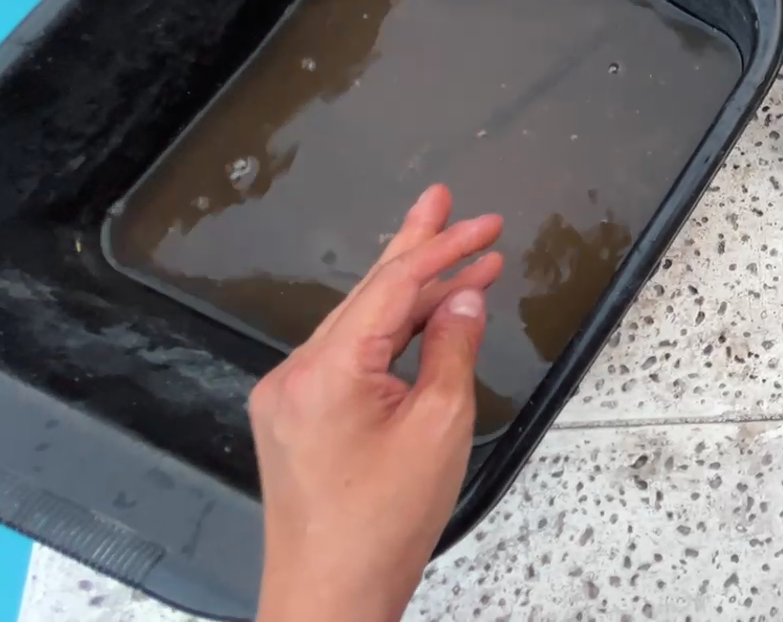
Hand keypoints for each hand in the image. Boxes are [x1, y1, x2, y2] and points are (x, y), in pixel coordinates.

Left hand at [250, 184, 503, 621]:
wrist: (332, 594)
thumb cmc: (388, 514)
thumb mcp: (441, 421)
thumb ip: (453, 346)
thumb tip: (464, 297)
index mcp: (327, 371)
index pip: (393, 286)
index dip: (445, 247)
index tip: (487, 223)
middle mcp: (298, 373)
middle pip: (370, 291)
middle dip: (418, 246)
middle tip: (446, 201)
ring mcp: (295, 394)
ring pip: (366, 319)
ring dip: (418, 288)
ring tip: (465, 253)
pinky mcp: (303, 413)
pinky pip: (358, 349)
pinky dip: (402, 326)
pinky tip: (436, 311)